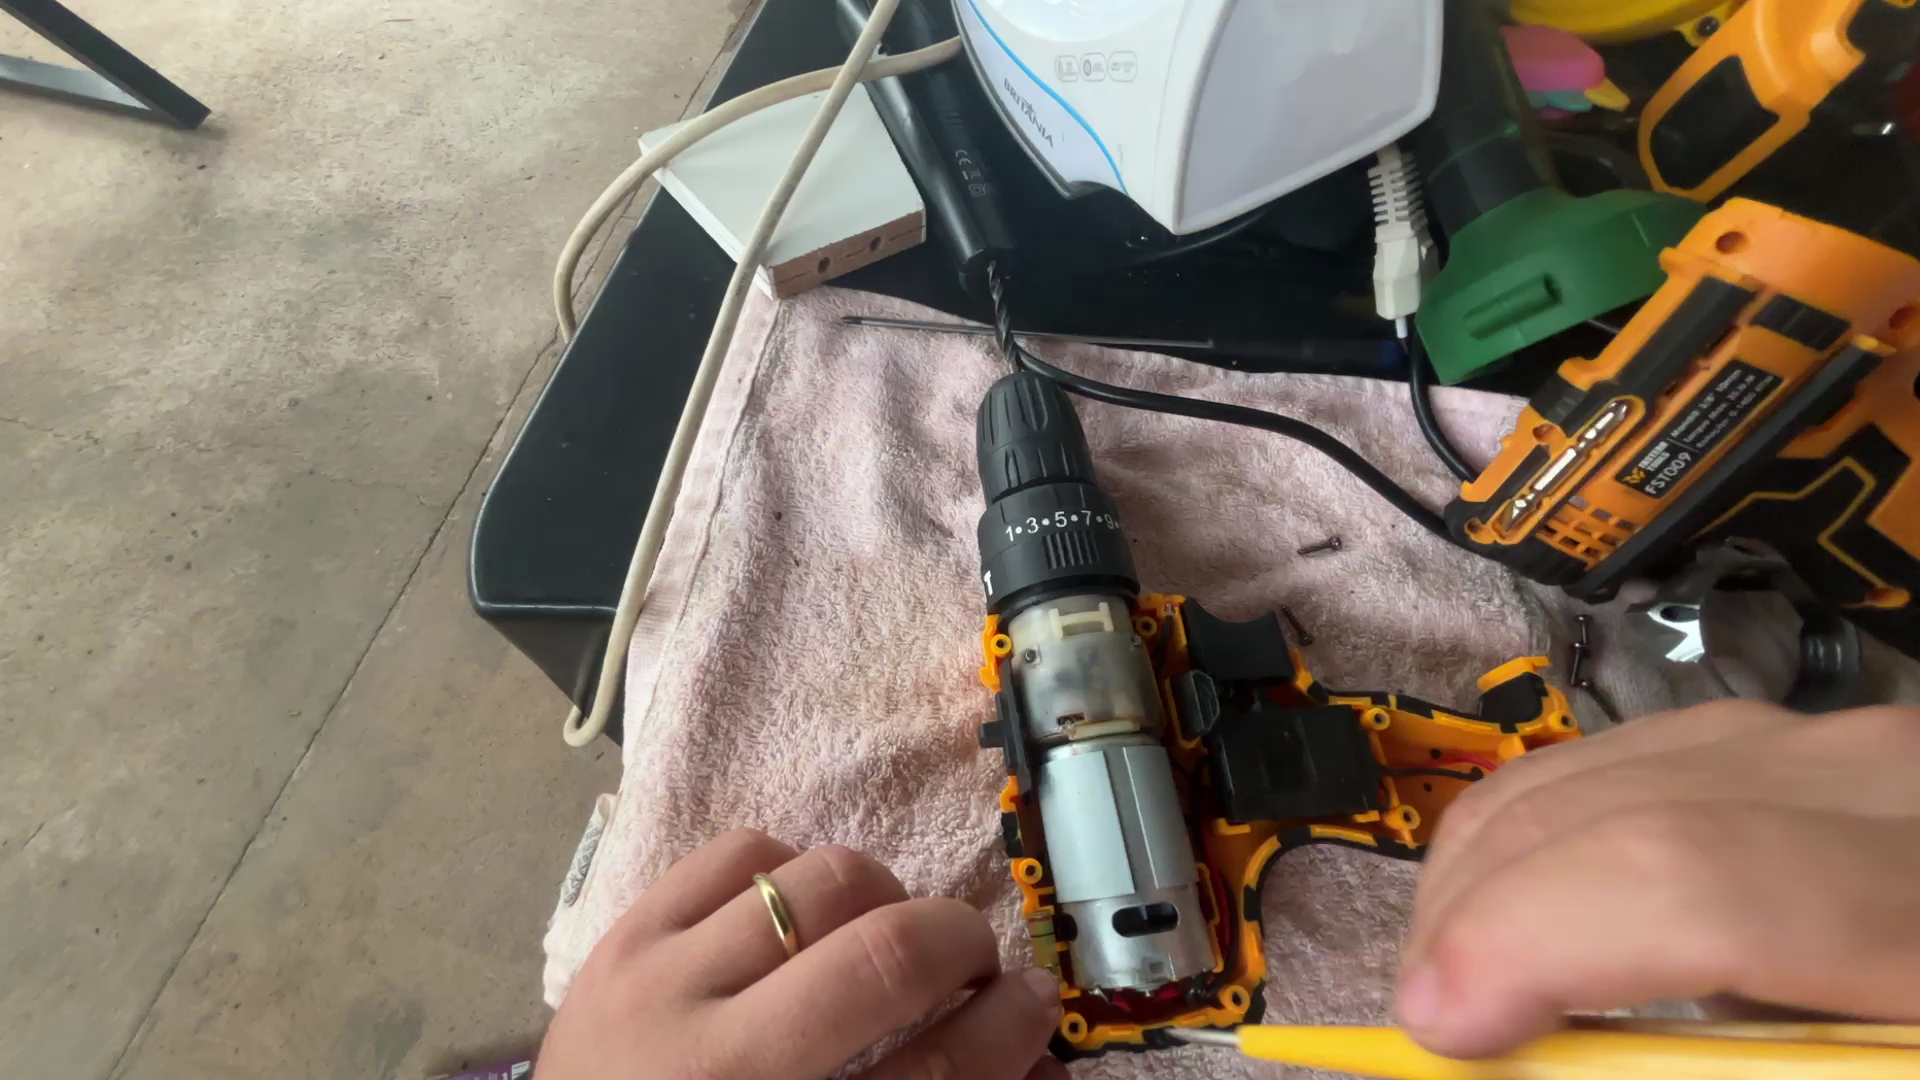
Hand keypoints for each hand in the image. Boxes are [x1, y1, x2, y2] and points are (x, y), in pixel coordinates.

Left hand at [537, 829, 1064, 1078]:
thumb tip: (1035, 1054)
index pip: (933, 1076)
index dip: (1005, 1030)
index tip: (1037, 998)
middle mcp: (714, 1068)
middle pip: (879, 959)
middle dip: (955, 940)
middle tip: (969, 955)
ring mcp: (656, 990)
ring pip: (817, 881)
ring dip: (879, 895)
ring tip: (877, 929)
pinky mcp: (621, 937)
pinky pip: (739, 851)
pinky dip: (790, 866)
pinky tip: (791, 916)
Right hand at [1394, 701, 1919, 1058]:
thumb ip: (1691, 1073)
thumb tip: (1510, 1055)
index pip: (1690, 875)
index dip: (1534, 942)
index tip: (1440, 1030)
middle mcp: (1876, 776)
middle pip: (1600, 817)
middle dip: (1477, 918)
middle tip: (1428, 1016)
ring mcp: (1801, 737)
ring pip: (1566, 780)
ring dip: (1476, 876)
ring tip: (1452, 965)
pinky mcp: (1744, 736)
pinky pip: (1581, 771)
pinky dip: (1514, 841)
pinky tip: (1509, 904)